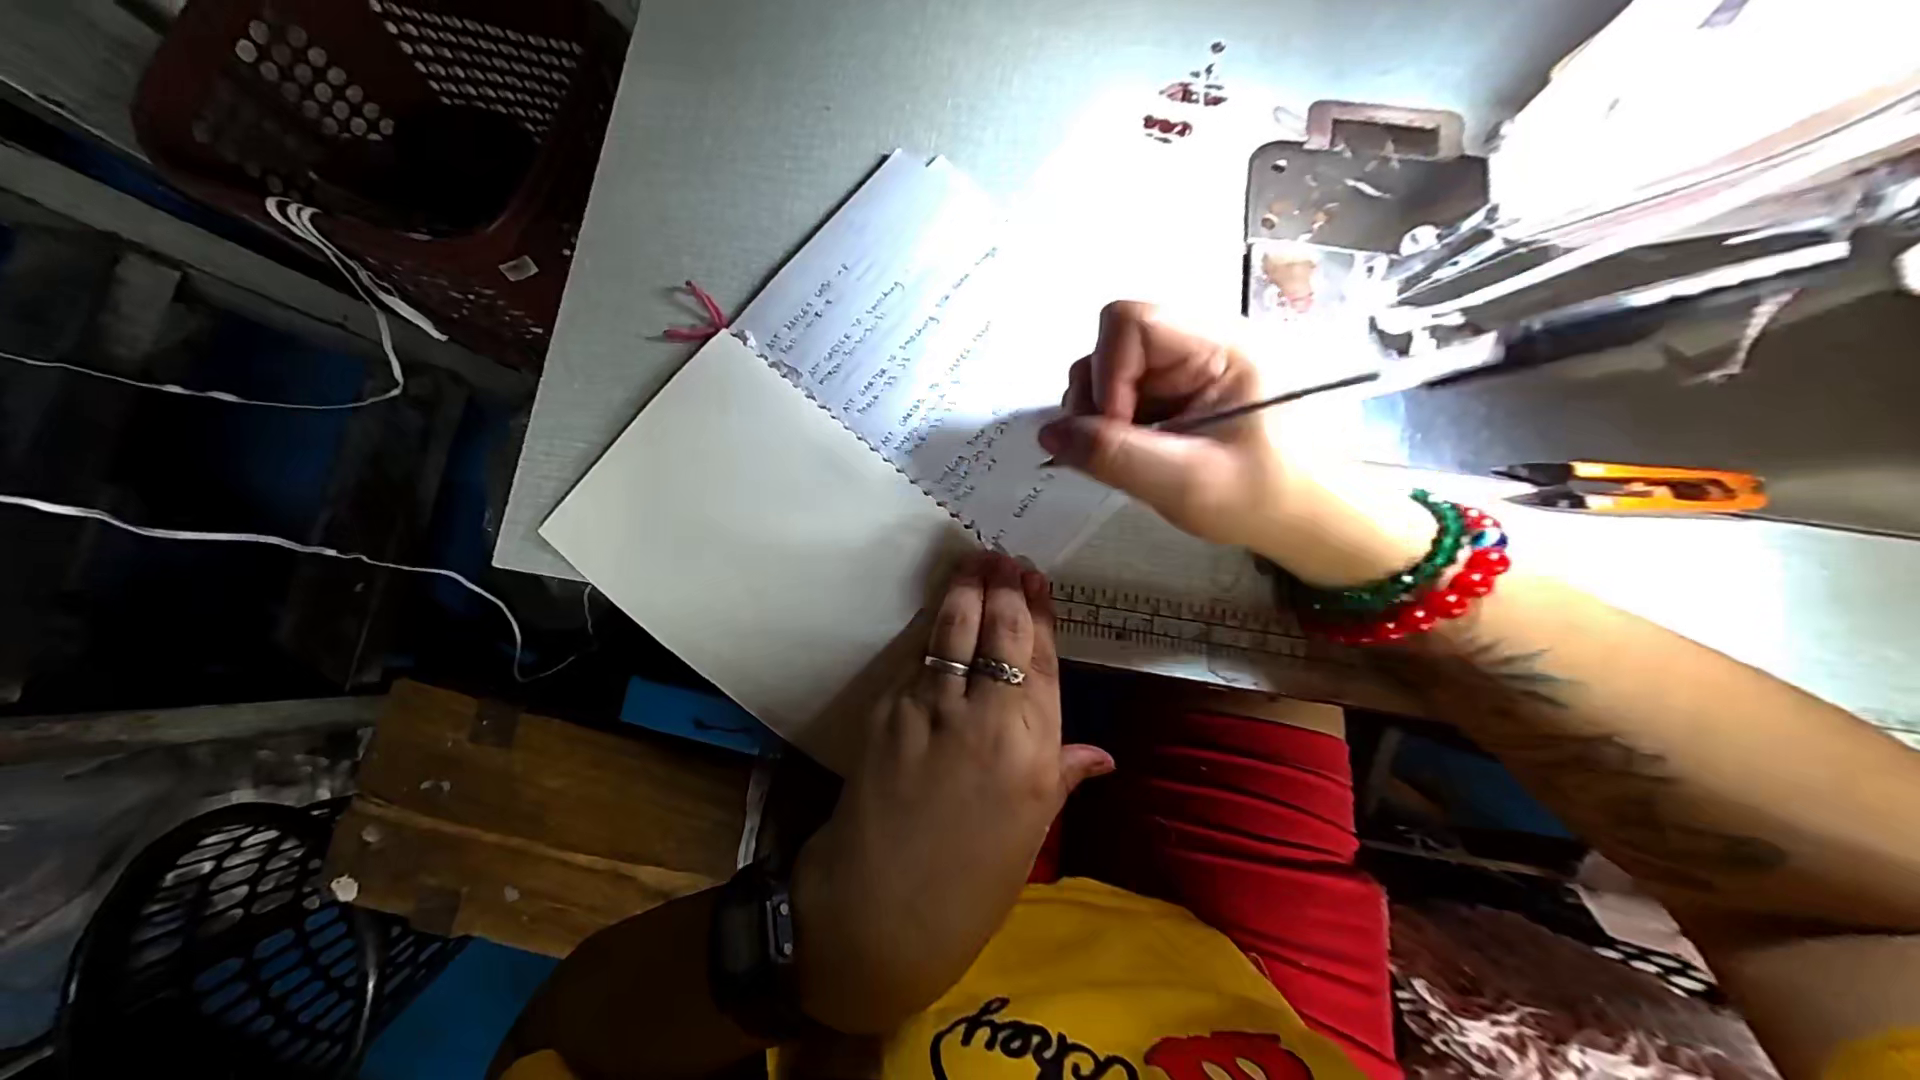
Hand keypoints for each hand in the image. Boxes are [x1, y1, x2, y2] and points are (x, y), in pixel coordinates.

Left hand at [792, 552, 1112, 1033]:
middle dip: (1003, 588)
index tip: (1035, 581)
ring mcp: (932, 708)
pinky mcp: (888, 709)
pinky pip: (918, 660)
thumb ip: (1062, 774)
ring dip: (964, 592)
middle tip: (1003, 558)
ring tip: (973, 563)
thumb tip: (1101, 754)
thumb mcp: (1032, 827)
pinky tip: (937, 615)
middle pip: (1000, 633)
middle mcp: (988, 717)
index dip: (1039, 615)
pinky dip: (930, 634)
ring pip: (954, 632)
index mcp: (1034, 748)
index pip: (1041, 660)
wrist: (883, 909)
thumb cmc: (973, 879)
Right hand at [1039, 300, 1433, 586]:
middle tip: (1115, 450)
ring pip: (1108, 371)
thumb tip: (1049, 432)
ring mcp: (1184, 367)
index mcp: (1219, 346)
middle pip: (1111, 344)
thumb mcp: (1187, 483)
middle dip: (1097, 400)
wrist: (1305, 517)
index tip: (1118, 432)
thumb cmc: (1263, 498)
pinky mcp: (1174, 391)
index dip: (1107, 376)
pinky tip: (1137, 455)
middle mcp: (1198, 343)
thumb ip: (1114, 457)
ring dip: (1099, 416)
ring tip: (1130, 457)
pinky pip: (1119, 395)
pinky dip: (1111, 427)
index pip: (1129, 323)